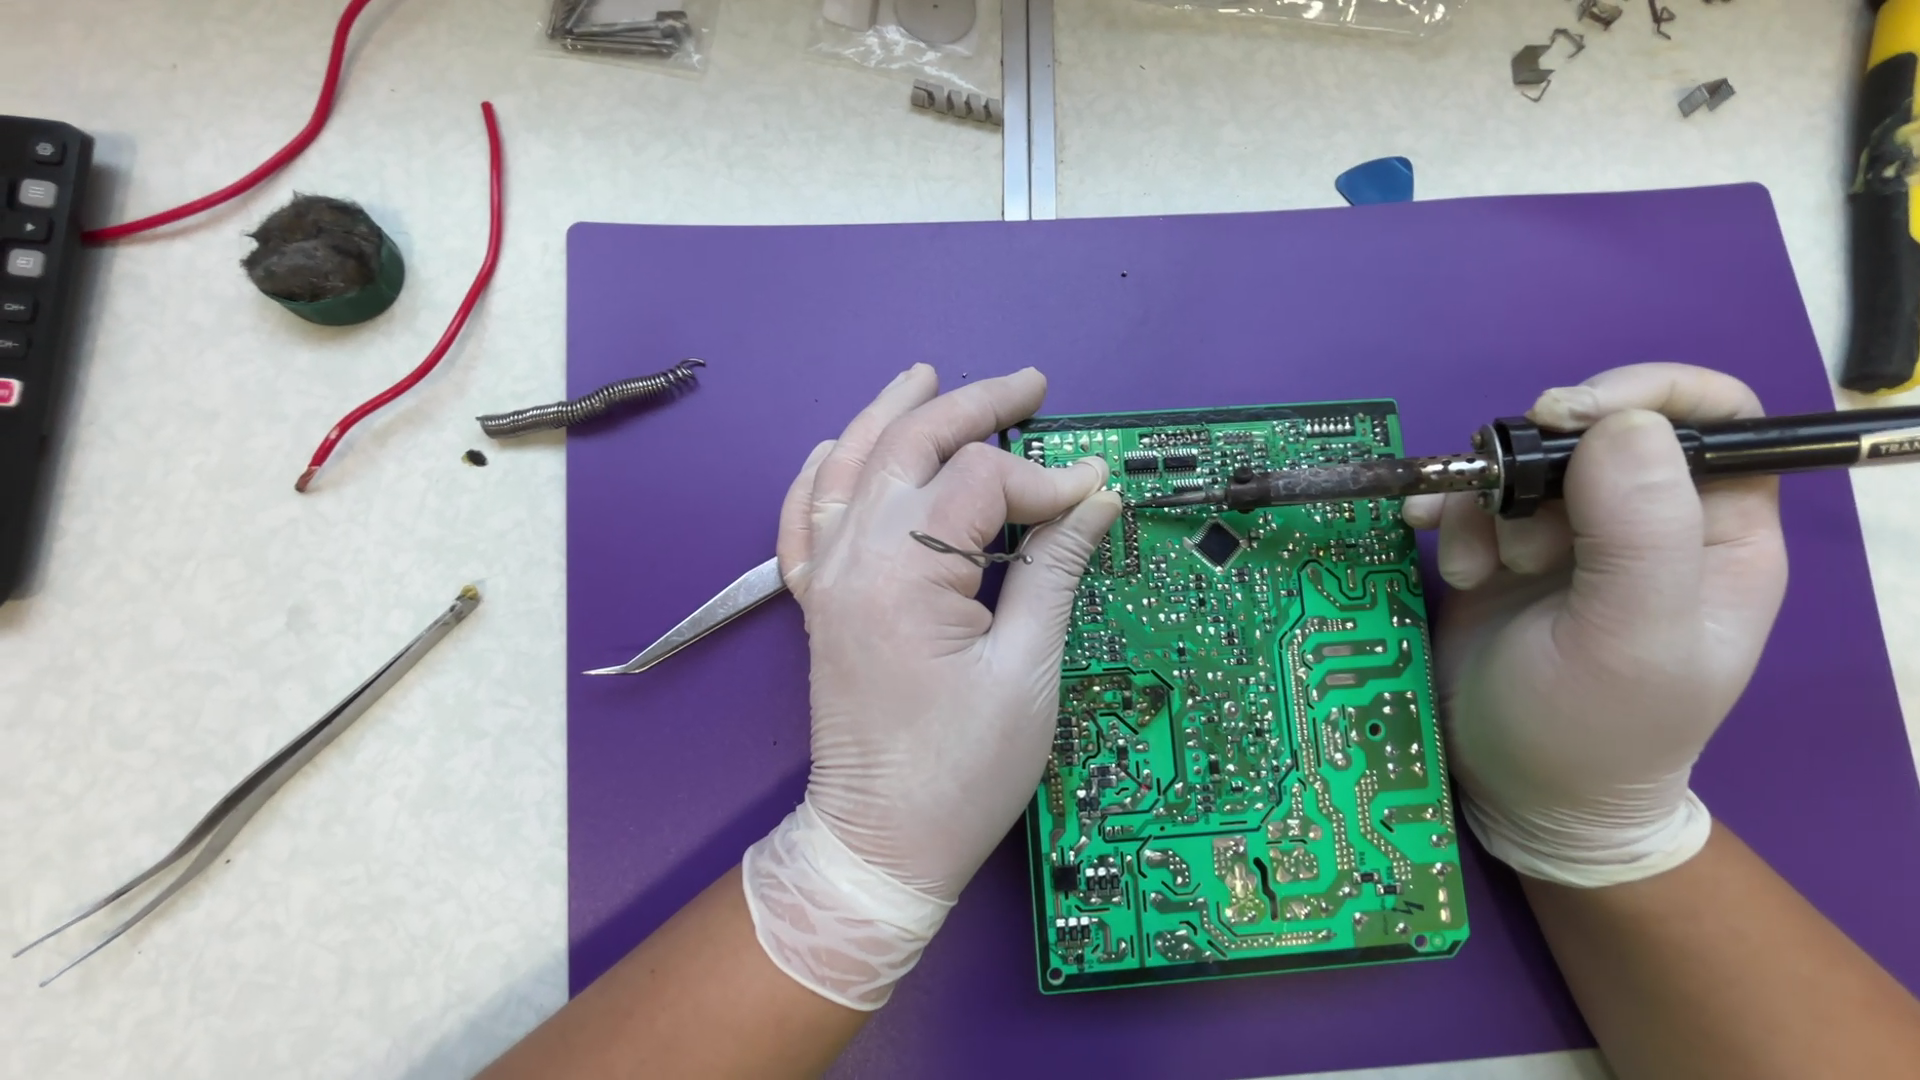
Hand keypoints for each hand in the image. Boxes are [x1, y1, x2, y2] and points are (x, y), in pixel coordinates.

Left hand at [742, 364, 1120, 1008]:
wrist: (881, 842)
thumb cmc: (963, 770)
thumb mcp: (1027, 669)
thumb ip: (1055, 568)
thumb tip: (1095, 497)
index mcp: (905, 573)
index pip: (981, 481)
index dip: (1046, 479)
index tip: (1095, 494)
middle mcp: (853, 558)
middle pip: (910, 448)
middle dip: (973, 407)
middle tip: (1028, 384)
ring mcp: (825, 577)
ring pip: (849, 467)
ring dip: (890, 414)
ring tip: (926, 374)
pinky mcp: (818, 601)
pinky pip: (803, 519)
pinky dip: (820, 474)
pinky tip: (838, 445)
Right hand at [1404, 363, 1787, 887]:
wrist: (1514, 788)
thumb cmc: (1592, 727)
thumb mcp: (1630, 638)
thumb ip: (1640, 531)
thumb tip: (1618, 423)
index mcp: (1714, 535)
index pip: (1712, 419)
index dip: (1642, 397)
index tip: (1563, 417)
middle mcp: (1642, 525)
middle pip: (1594, 435)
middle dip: (1538, 468)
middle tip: (1510, 524)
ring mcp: (1564, 539)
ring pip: (1520, 466)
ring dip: (1483, 504)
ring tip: (1475, 569)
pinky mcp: (1497, 555)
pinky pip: (1469, 502)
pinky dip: (1445, 515)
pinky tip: (1432, 547)